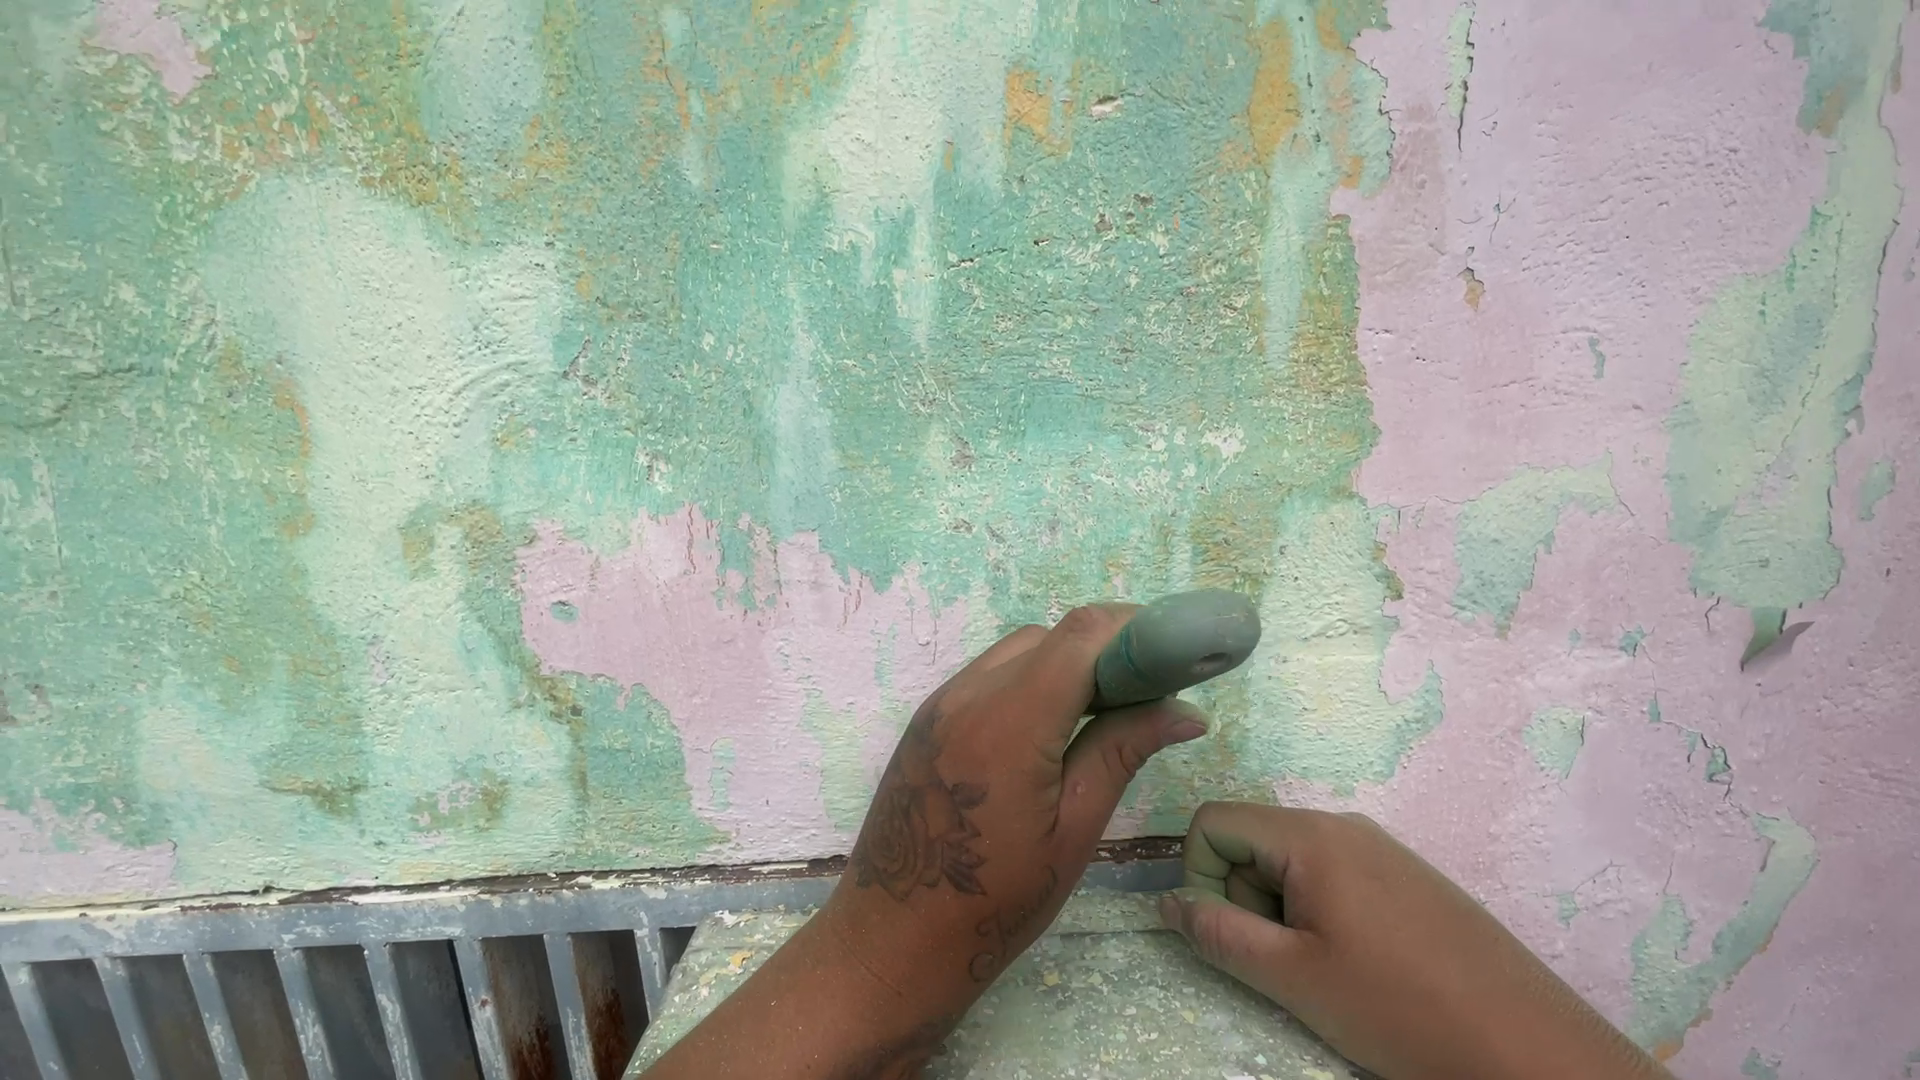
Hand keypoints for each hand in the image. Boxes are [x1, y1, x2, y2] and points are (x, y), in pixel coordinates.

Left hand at [643, 607, 1208, 1079]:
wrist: (891, 939)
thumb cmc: (993, 902)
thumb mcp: (1073, 833)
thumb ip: (1121, 753)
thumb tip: (1184, 709)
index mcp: (1010, 721)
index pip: (1081, 636)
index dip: (1137, 631)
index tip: (1178, 655)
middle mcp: (968, 693)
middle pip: (1051, 636)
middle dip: (1106, 647)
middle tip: (1150, 690)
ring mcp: (940, 702)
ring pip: (1018, 649)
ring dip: (1066, 662)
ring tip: (1106, 710)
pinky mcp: (928, 718)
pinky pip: (989, 673)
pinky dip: (1030, 678)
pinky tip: (1052, 724)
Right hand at [1157, 802, 1672, 1079]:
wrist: (1538, 1054)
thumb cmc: (1402, 1010)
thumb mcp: (1293, 978)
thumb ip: (1218, 933)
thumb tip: (1166, 899)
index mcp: (1311, 836)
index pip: (1214, 821)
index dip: (1199, 874)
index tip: (1230, 934)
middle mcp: (1343, 824)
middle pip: (1252, 840)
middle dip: (1245, 896)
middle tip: (1284, 961)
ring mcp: (1381, 848)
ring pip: (1290, 861)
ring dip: (1281, 909)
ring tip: (1324, 968)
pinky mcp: (1408, 877)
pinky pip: (1333, 874)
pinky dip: (1319, 912)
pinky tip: (1360, 964)